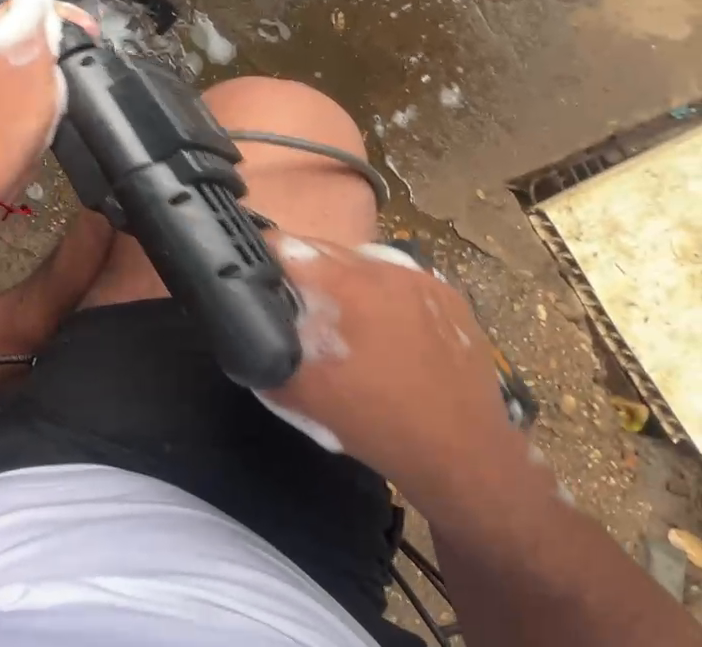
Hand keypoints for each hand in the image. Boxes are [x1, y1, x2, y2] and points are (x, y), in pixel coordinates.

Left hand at [0, 0, 95, 197]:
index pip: (27, 3)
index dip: (60, 14)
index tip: (87, 32)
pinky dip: (38, 86)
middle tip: (78, 61)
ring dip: (50, 66)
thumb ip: (31, 9)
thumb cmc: (14, 111)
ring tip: (63, 85)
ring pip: (26, 56)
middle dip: (57, 41)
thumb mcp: (31, 51)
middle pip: (27, 29)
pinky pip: (19, 80)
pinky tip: (48, 102)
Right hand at [262, 237, 533, 511]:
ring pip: (358, 258)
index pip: (281, 245)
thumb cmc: (371, 419)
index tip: (244, 278)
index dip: (255, 258)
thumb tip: (239, 322)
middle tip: (286, 304)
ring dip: (337, 277)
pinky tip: (377, 323)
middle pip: (320, 248)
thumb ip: (258, 345)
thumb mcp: (293, 388)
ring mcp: (423, 281)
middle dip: (296, 269)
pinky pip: (396, 277)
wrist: (463, 456)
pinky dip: (377, 289)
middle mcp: (383, 269)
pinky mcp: (450, 299)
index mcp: (344, 283)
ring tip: (333, 313)